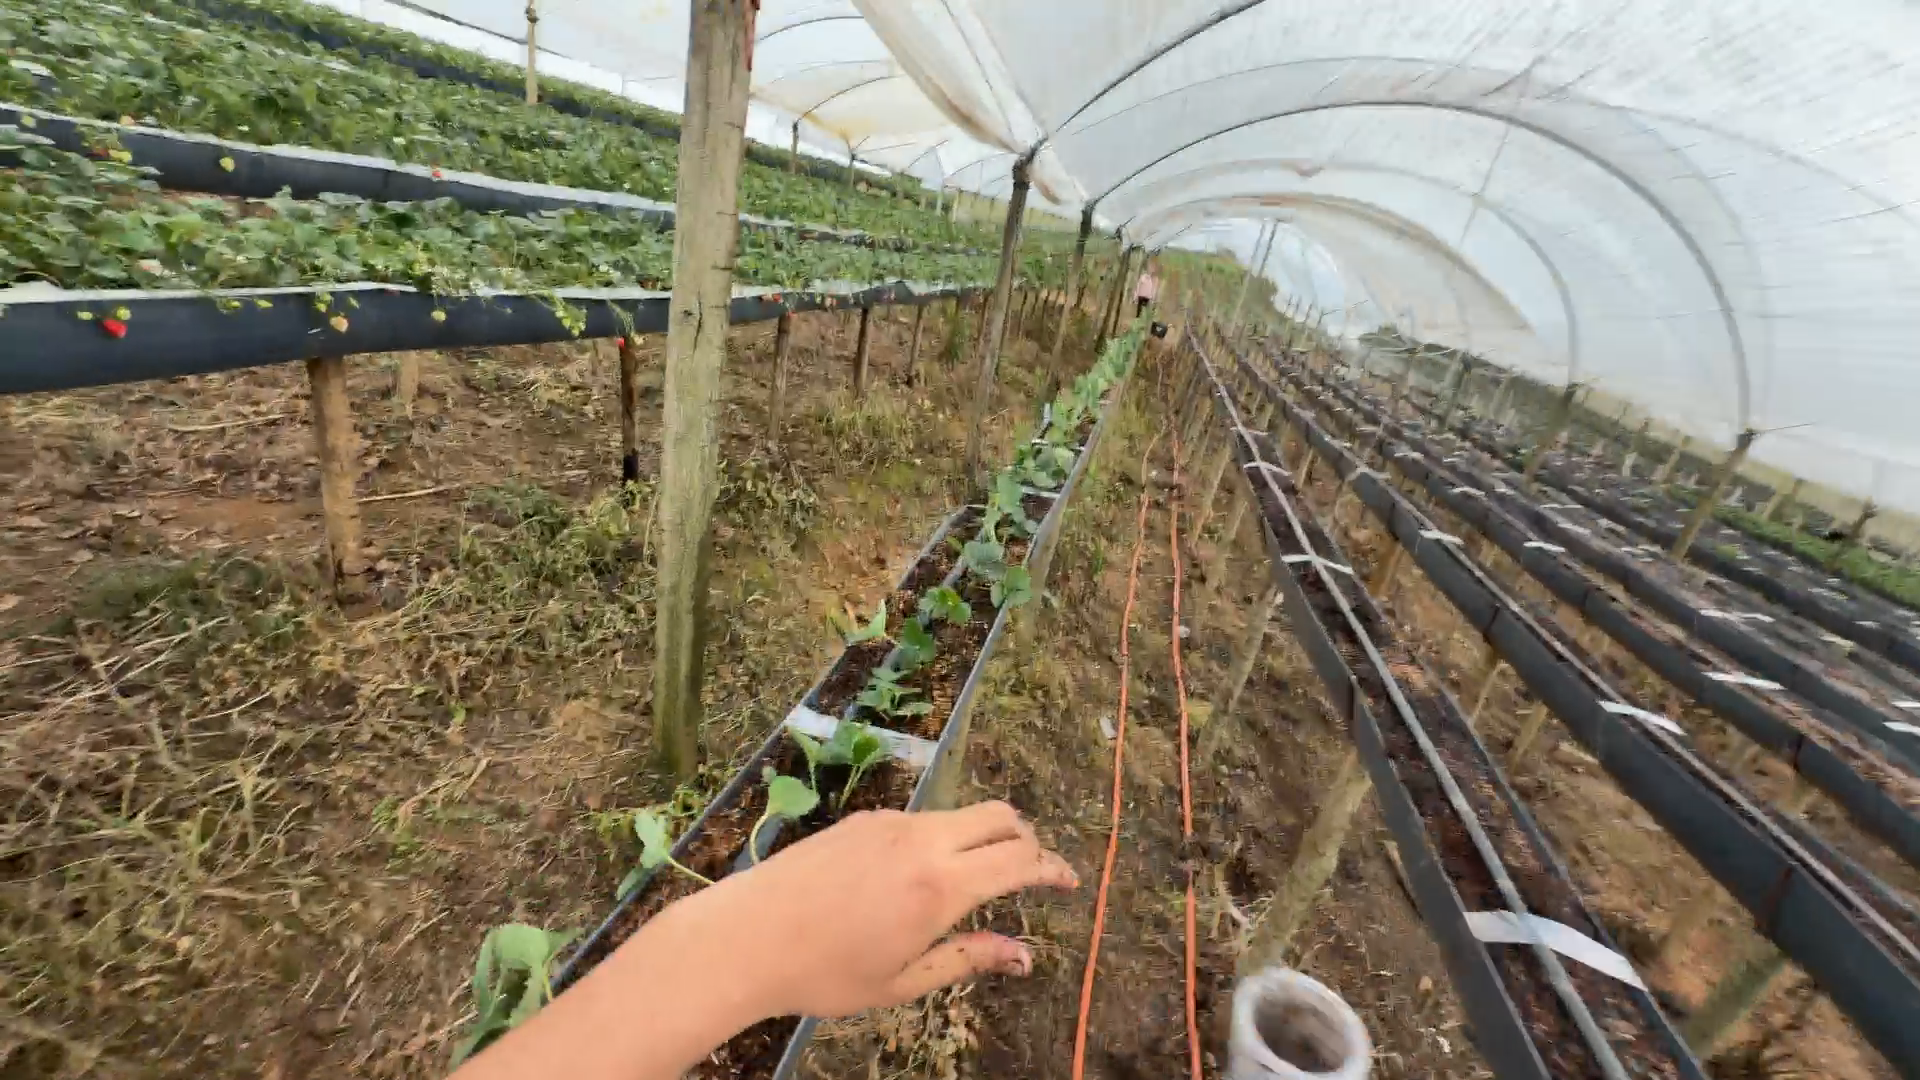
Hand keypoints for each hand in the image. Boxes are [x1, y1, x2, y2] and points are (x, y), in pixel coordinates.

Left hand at [643, 801, 1078, 1019]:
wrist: (749, 932)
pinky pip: (925, 817)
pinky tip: (922, 872)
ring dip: (986, 835)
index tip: (1070, 879)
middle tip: (1032, 870)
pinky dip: (947, 835)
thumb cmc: (826, 972)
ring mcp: (894, 821)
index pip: (1018, 860)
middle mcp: (924, 839)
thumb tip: (1023, 955)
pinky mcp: (870, 816)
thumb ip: (968, 958)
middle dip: (1027, 838)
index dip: (1052, 867)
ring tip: (979, 875)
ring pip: (962, 813)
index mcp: (939, 885)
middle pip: (999, 815)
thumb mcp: (903, 980)